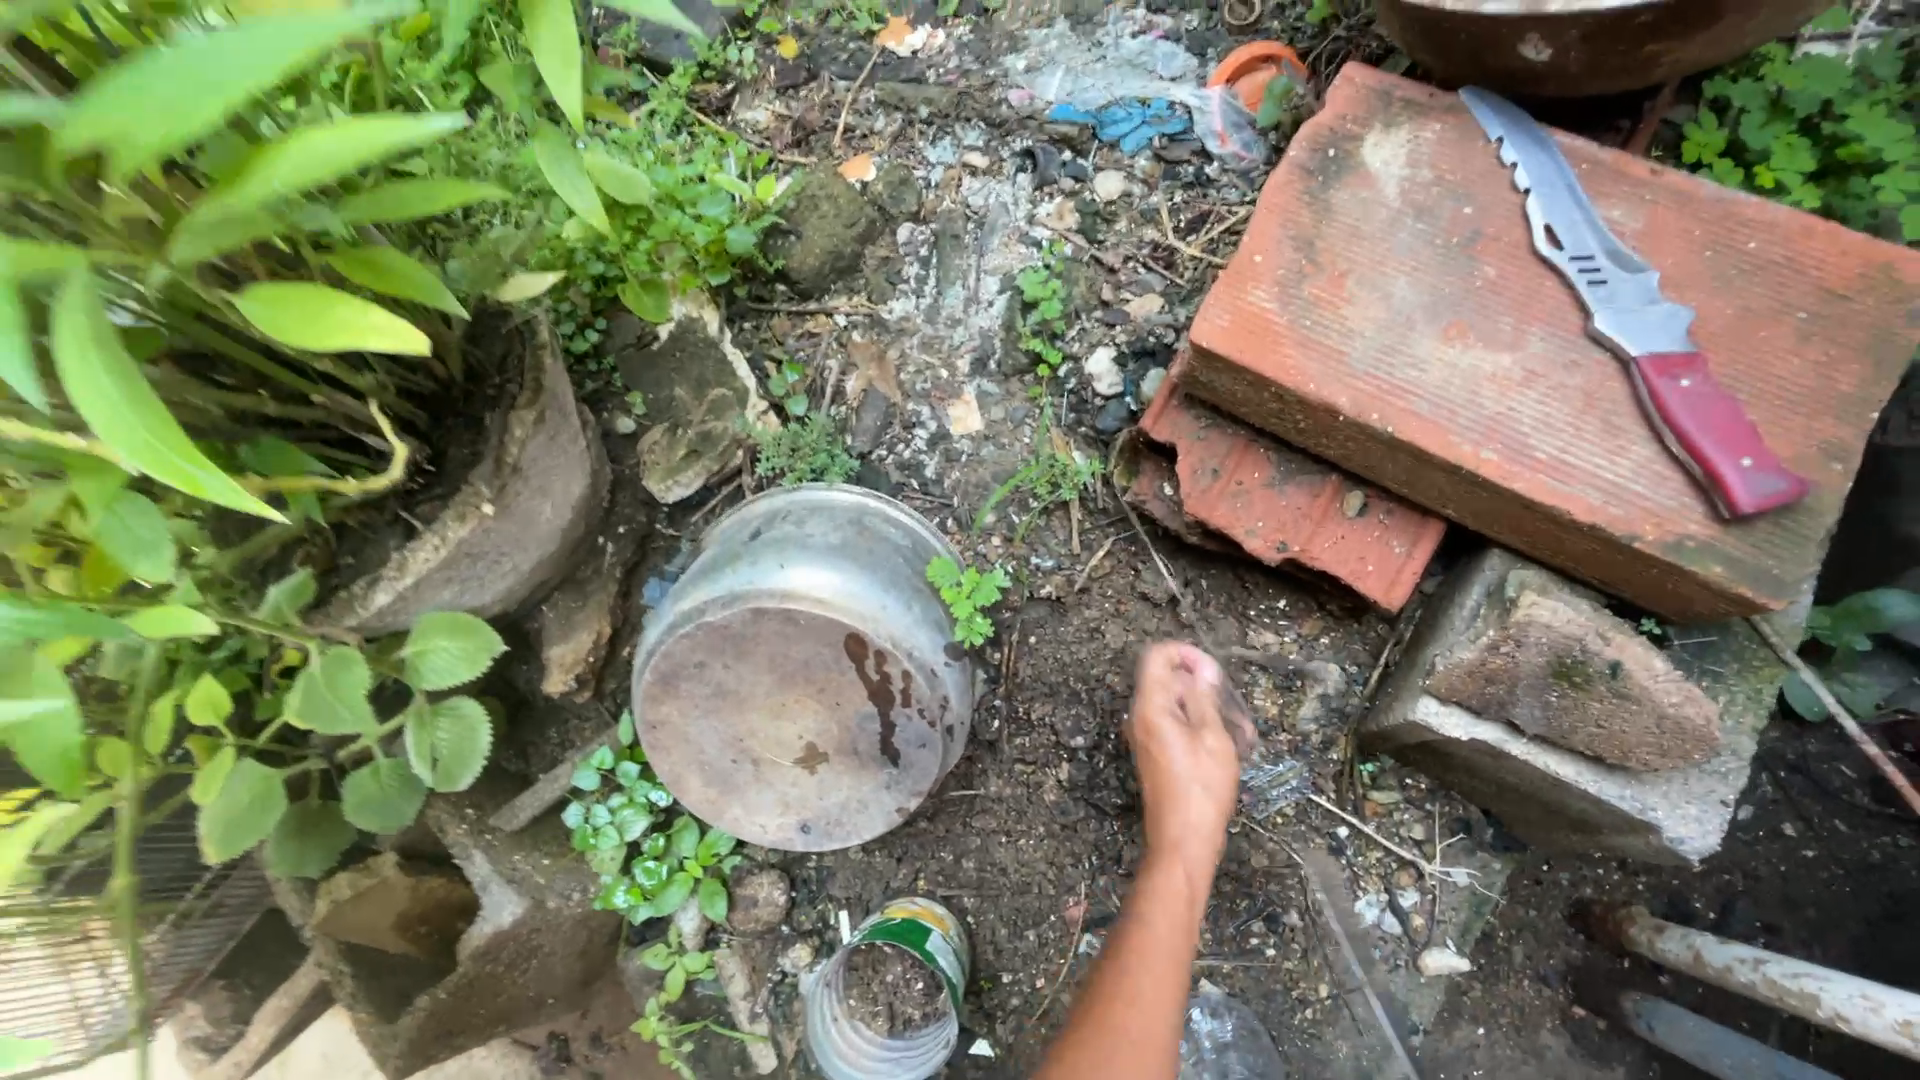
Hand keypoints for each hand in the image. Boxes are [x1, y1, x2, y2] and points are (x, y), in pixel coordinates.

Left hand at [1125, 643, 1254, 880]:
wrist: (1183, 840)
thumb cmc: (1202, 790)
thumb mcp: (1213, 738)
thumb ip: (1204, 697)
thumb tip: (1202, 667)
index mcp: (1150, 707)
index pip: (1157, 656)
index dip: (1186, 654)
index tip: (1213, 669)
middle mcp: (1141, 716)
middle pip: (1170, 681)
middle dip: (1205, 688)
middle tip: (1238, 710)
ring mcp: (1146, 734)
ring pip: (1178, 705)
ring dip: (1210, 712)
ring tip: (1244, 735)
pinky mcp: (1155, 751)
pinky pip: (1177, 726)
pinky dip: (1202, 729)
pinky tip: (1231, 747)